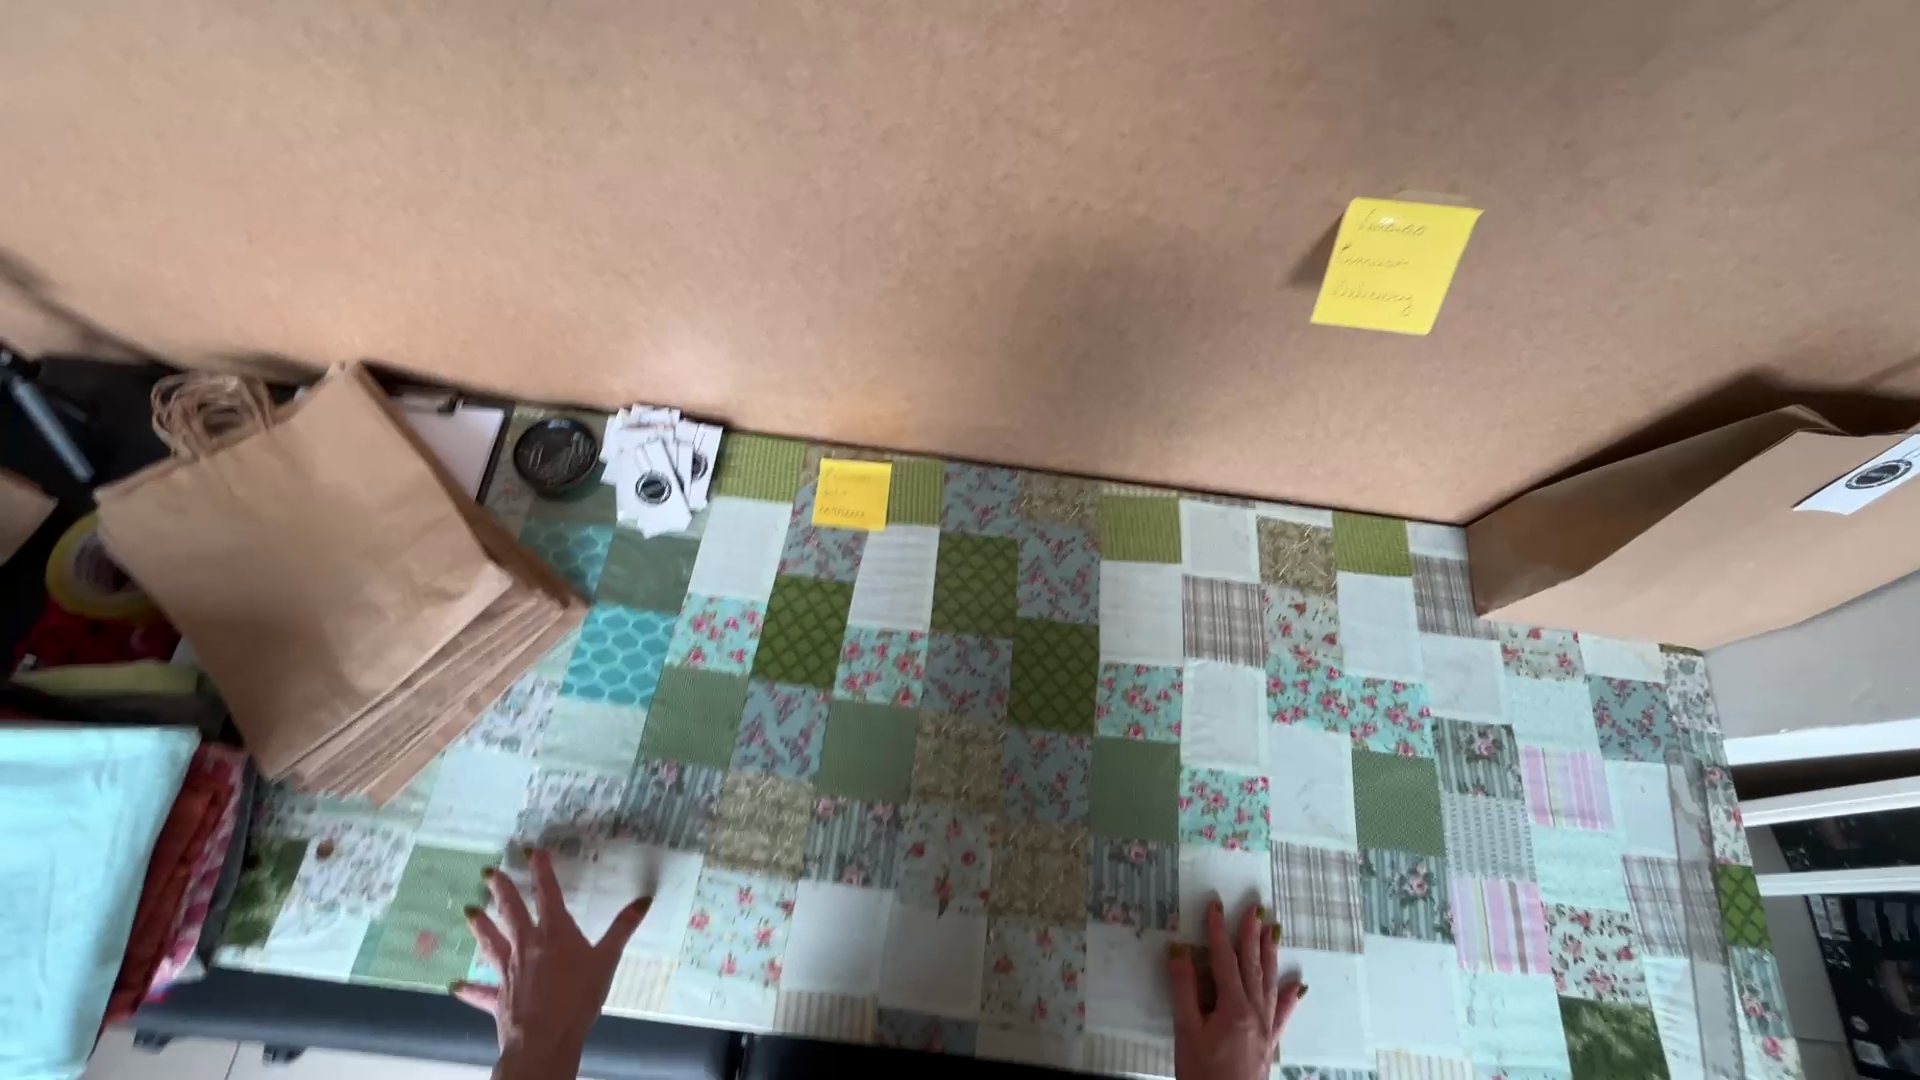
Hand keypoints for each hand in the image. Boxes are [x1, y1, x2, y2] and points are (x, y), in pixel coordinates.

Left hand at [451, 849, 651, 1079]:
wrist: (544, 1041)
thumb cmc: (578, 997)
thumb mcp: (607, 960)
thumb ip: (623, 929)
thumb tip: (644, 900)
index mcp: (555, 932)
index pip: (548, 893)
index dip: (542, 870)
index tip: (534, 851)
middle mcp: (528, 945)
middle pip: (512, 912)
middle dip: (502, 890)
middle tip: (489, 871)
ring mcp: (509, 972)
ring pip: (492, 943)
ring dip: (480, 927)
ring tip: (468, 912)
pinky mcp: (499, 998)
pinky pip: (481, 992)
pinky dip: (469, 990)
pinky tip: (455, 987)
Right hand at [1166, 897, 1305, 1079]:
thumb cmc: (1202, 1073)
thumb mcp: (1185, 1031)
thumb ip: (1184, 989)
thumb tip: (1179, 950)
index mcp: (1234, 1007)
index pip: (1225, 960)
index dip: (1218, 931)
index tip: (1215, 905)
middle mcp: (1255, 1013)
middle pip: (1252, 966)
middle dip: (1251, 935)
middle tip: (1254, 908)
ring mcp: (1265, 1029)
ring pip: (1268, 983)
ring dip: (1269, 955)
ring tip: (1272, 931)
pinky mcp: (1268, 1044)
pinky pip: (1281, 1014)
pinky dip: (1288, 997)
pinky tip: (1295, 985)